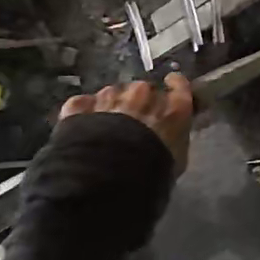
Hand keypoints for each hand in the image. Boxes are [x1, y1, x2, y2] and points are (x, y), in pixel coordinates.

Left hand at [58, 73, 193, 169]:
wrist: (107, 175)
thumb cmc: (153, 169)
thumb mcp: (177, 156)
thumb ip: (176, 135)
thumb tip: (170, 131)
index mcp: (172, 106)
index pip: (179, 84)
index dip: (175, 85)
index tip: (172, 87)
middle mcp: (143, 94)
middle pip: (143, 89)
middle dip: (140, 100)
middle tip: (136, 119)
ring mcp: (109, 97)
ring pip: (113, 93)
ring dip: (112, 104)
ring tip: (107, 126)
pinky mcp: (80, 106)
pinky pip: (84, 102)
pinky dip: (85, 111)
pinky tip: (84, 125)